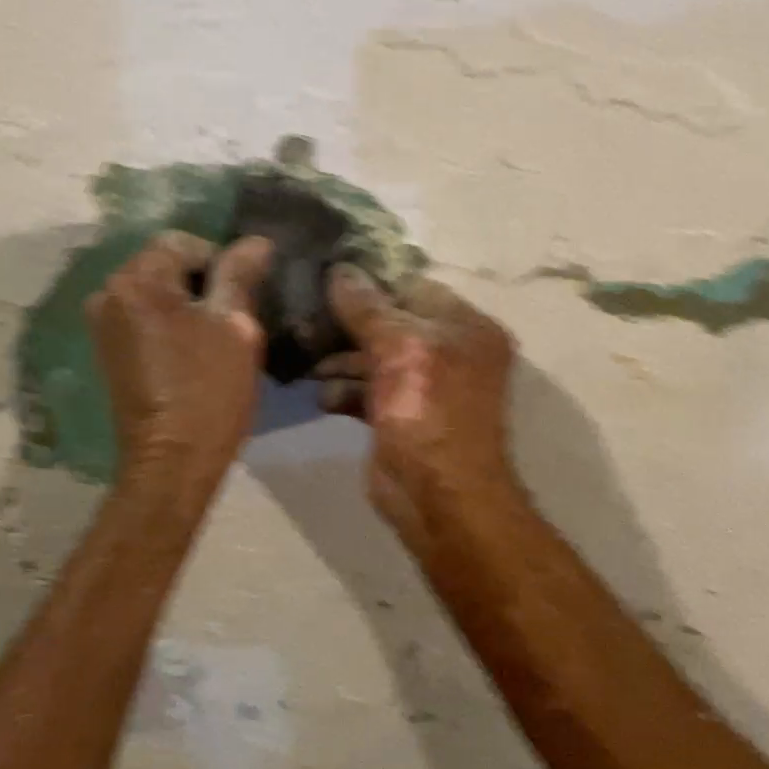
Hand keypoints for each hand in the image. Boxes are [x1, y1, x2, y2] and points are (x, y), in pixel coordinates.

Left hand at [87, 232, 274, 490]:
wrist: (171, 462)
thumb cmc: (209, 390)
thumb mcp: (236, 325)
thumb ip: (239, 275)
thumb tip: (255, 242)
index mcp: (137, 280)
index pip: (184, 243)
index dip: (219, 262)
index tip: (242, 297)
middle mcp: (108, 293)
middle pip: (163, 265)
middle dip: (200, 283)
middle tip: (233, 318)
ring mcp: (102, 324)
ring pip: (153, 292)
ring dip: (183, 304)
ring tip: (214, 338)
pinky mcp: (106, 350)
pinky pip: (141, 317)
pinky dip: (166, 323)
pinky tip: (190, 352)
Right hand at [316, 265, 520, 541]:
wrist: (439, 498)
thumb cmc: (429, 411)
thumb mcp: (400, 347)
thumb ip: (367, 307)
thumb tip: (340, 270)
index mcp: (464, 326)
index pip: (412, 286)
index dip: (370, 282)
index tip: (325, 275)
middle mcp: (449, 351)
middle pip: (389, 321)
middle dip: (347, 323)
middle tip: (304, 318)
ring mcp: (424, 386)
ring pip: (373, 357)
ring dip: (339, 359)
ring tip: (305, 360)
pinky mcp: (400, 416)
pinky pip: (366, 389)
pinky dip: (343, 390)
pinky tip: (321, 395)